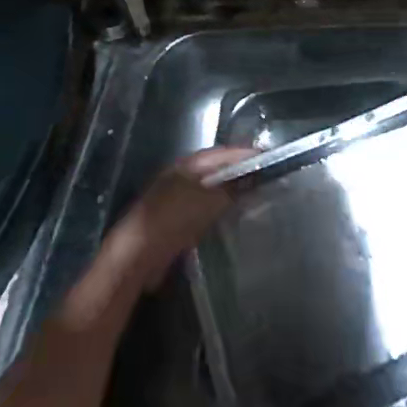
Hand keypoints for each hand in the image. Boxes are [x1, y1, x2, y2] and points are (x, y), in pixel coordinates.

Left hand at [101, 146, 252, 286]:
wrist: (139, 253)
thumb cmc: (171, 219)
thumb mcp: (205, 201)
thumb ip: (230, 188)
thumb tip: (252, 177)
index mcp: (186, 165)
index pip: (220, 153)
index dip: (243, 154)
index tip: (268, 157)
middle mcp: (182, 176)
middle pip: (216, 169)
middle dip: (240, 171)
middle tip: (267, 176)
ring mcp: (178, 198)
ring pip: (212, 189)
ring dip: (232, 190)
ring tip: (257, 195)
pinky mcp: (178, 220)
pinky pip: (206, 209)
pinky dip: (222, 209)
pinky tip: (235, 217)